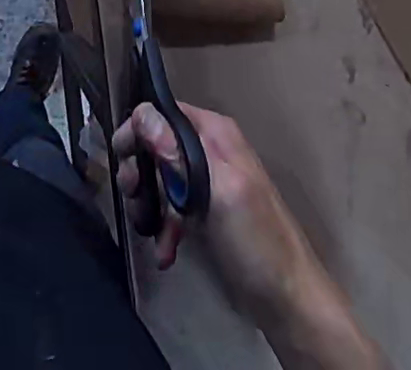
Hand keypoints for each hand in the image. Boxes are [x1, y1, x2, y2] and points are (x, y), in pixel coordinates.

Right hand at [113, 101, 314, 316]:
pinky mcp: (204, 210)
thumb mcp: (220, 191)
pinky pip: (171, 206)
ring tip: (147, 227)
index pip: (164, 112)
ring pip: (160, 176)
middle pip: (157, 143)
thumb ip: (180, 153)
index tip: (122, 158)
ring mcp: (208, 180)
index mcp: (216, 133)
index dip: (138, 130)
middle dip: (140, 170)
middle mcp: (210, 149)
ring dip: (148, 202)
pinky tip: (164, 250)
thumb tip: (143, 114)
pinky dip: (163, 226)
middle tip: (133, 195)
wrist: (287, 299)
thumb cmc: (257, 240)